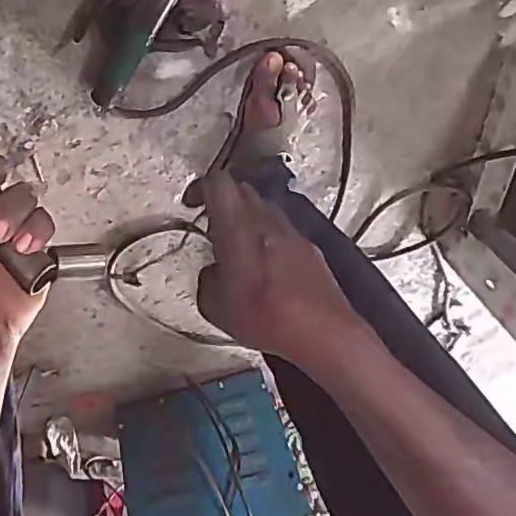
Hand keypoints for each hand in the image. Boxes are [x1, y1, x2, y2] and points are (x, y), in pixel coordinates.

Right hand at [196, 172, 366, 365]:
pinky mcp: (310, 248)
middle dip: (222, 201)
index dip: (201, 187)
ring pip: (264, 208)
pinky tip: (264, 266)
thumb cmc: (267, 317)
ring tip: (237, 247)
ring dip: (246, 219)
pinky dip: (267, 236)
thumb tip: (213, 274)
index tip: (192, 202)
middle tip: (211, 224)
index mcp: (239, 228)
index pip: (219, 183)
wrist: (323, 332)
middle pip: (242, 190)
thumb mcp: (215, 306)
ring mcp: (292, 233)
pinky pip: (283, 230)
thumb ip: (207, 280)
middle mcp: (267, 222)